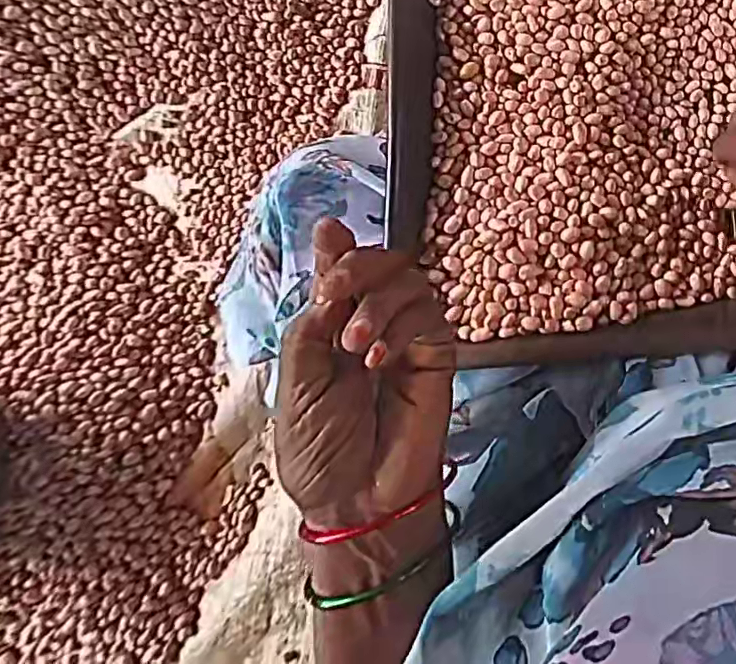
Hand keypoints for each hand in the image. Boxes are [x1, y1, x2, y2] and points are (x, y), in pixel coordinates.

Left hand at [271, 218, 454, 527]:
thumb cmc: (318, 446)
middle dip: (360, 268)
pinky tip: (380, 359)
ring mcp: (410, 335)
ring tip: (356, 346)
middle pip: (384, 263)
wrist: (355, 501)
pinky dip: (403, 327)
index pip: (346, 268)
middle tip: (337, 294)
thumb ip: (316, 312)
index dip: (341, 247)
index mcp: (337, 323)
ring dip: (379, 303)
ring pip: (410, 282)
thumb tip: (328, 235)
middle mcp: (376, 320)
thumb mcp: (297, 377)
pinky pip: (429, 316)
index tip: (329, 234)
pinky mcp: (438, 352)